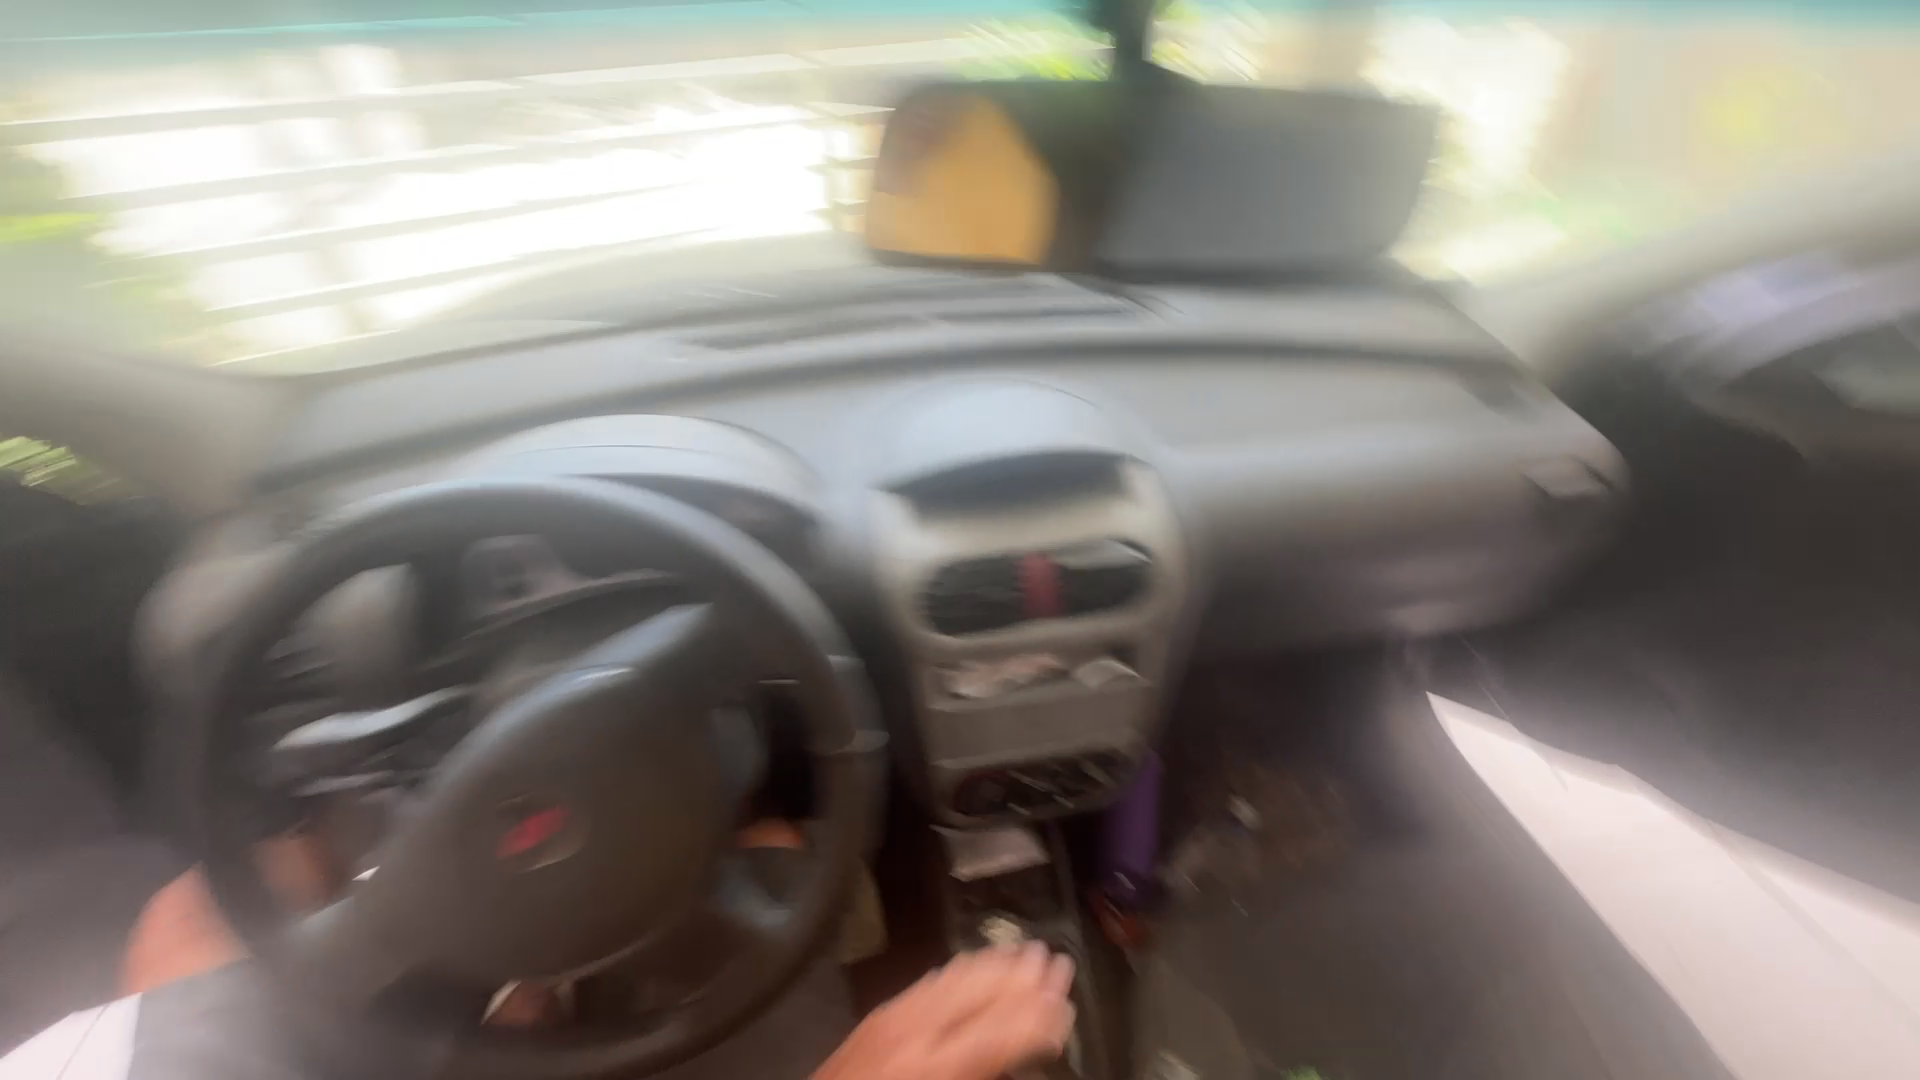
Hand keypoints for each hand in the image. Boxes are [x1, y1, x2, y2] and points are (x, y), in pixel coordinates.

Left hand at [814, 942, 1075, 1079]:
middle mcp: (914, 1032)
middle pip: (980, 991)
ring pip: (957, 977)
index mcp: (932, 1068)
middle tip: (1057, 962)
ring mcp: (894, 1016)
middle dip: (1022, 976)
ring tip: (1028, 952)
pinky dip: (963, 968)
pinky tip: (977, 963)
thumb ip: (981, 1070)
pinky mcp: (881, 1013)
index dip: (1037, 1018)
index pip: (998, 1034)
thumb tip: (1015, 1053)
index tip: (1064, 1004)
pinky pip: (931, 980)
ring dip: (996, 964)